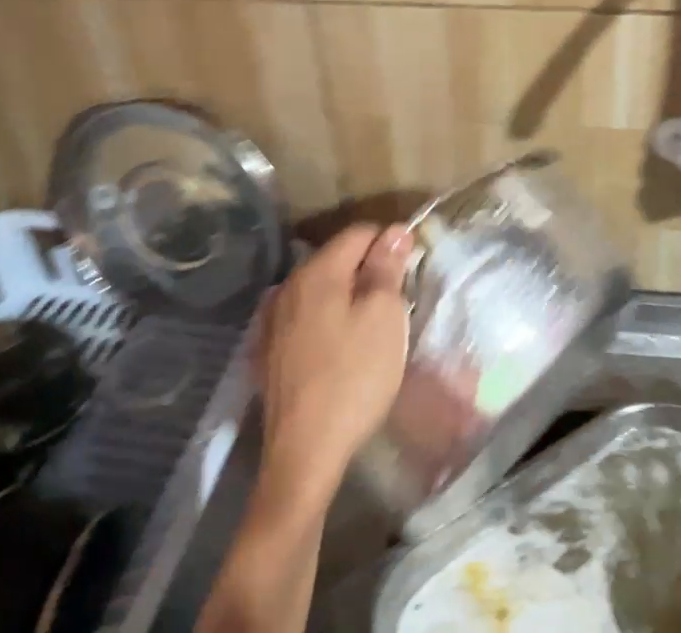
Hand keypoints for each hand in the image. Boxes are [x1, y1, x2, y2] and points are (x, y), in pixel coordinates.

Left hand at [258, 224, 412, 487]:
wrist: (305, 450)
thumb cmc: (354, 378)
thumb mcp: (384, 318)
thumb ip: (387, 268)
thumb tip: (393, 230)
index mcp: (316, 272)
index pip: (359, 233)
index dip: (390, 244)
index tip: (411, 272)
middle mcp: (287, 286)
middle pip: (337, 259)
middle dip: (369, 270)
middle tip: (397, 304)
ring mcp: (272, 319)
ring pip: (321, 289)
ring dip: (348, 297)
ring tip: (372, 328)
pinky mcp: (269, 350)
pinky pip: (306, 317)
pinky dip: (328, 321)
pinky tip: (341, 349)